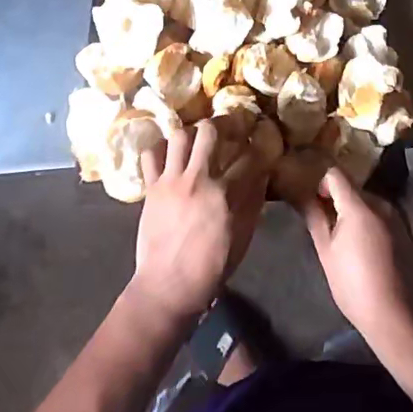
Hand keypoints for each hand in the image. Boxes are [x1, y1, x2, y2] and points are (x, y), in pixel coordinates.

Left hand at [128, 121, 267, 324]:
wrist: (167, 286)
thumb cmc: (210, 268)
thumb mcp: (241, 238)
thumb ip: (252, 204)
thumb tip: (262, 177)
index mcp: (225, 194)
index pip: (248, 156)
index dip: (257, 147)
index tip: (258, 143)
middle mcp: (198, 179)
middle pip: (210, 131)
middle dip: (222, 124)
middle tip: (227, 130)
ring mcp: (171, 181)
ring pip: (179, 135)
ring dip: (190, 133)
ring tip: (196, 140)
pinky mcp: (151, 188)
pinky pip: (150, 154)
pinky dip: (159, 149)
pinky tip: (168, 155)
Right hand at [297, 168, 412, 338]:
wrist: (395, 315)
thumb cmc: (353, 285)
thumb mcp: (326, 251)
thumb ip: (314, 217)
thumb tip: (302, 196)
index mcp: (359, 206)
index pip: (336, 174)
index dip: (321, 183)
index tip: (314, 203)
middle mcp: (381, 204)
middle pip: (353, 188)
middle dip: (337, 201)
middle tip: (325, 226)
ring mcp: (397, 217)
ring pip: (367, 203)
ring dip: (353, 212)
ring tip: (344, 241)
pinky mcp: (405, 231)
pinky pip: (380, 216)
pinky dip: (369, 223)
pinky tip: (364, 250)